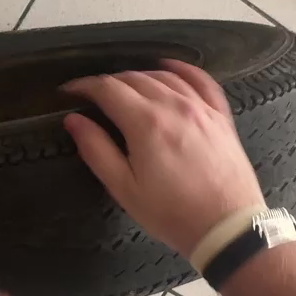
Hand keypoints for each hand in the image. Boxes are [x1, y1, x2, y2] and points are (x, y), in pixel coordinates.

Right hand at [62, 59, 264, 255]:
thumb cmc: (171, 213)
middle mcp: (173, 106)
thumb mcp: (124, 188)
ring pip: (163, 76)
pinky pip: (200, 80)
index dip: (83, 86)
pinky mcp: (220, 116)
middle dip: (107, 83)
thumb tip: (74, 120)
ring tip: (122, 89)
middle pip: (133, 78)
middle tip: (92, 98)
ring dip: (137, 77)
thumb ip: (96, 150)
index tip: (69, 92)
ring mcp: (200, 108)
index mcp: (145, 123)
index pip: (107, 88)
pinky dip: (181, 69)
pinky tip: (169, 67)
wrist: (227, 227)